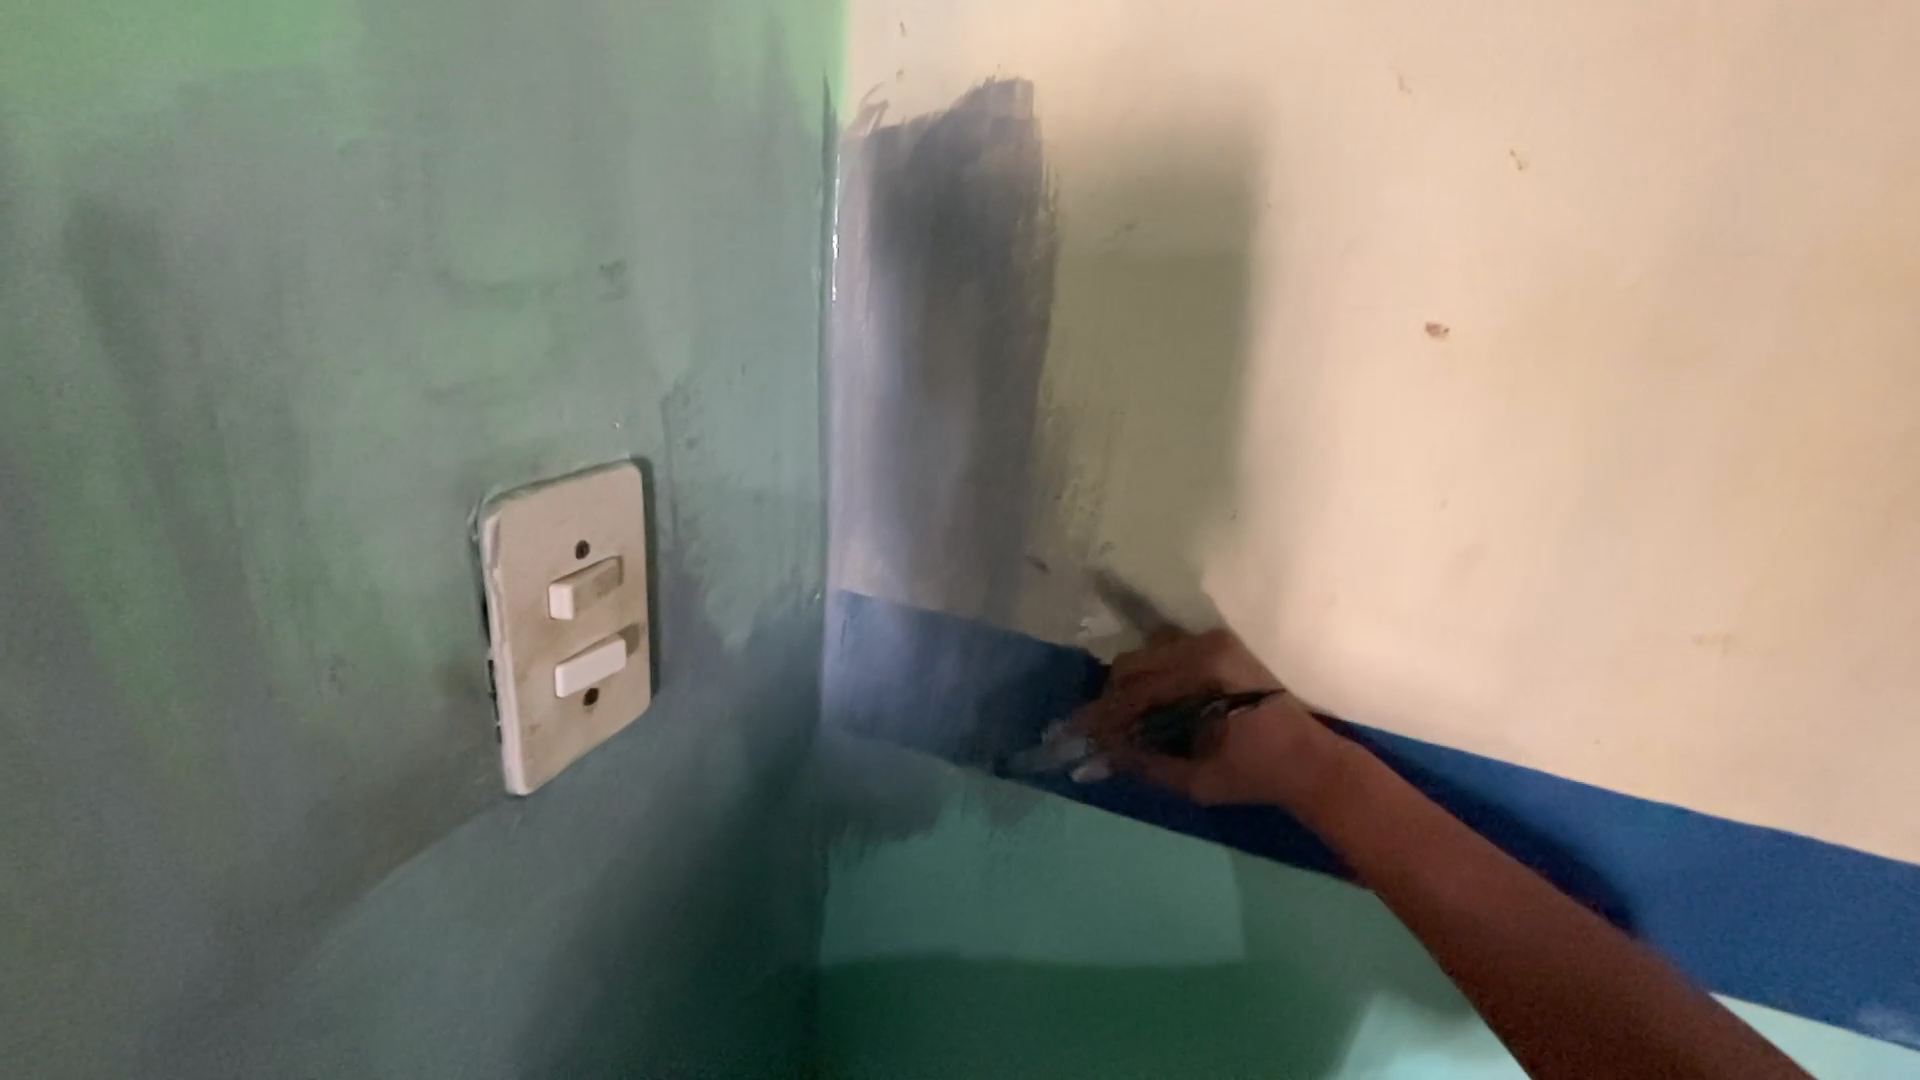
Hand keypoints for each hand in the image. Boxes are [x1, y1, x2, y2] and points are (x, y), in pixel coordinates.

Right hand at [1073, 628, 1334, 805]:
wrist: (1315, 763)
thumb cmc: (1259, 776)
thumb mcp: (1199, 781)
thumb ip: (1148, 764)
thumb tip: (1104, 751)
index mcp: (1205, 675)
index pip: (1136, 691)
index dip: (1103, 714)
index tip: (1075, 732)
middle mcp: (1206, 647)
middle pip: (1135, 663)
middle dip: (1112, 698)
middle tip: (1100, 730)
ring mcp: (1214, 641)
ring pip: (1147, 654)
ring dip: (1130, 684)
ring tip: (1125, 718)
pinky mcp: (1220, 645)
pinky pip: (1168, 652)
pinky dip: (1150, 676)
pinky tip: (1148, 703)